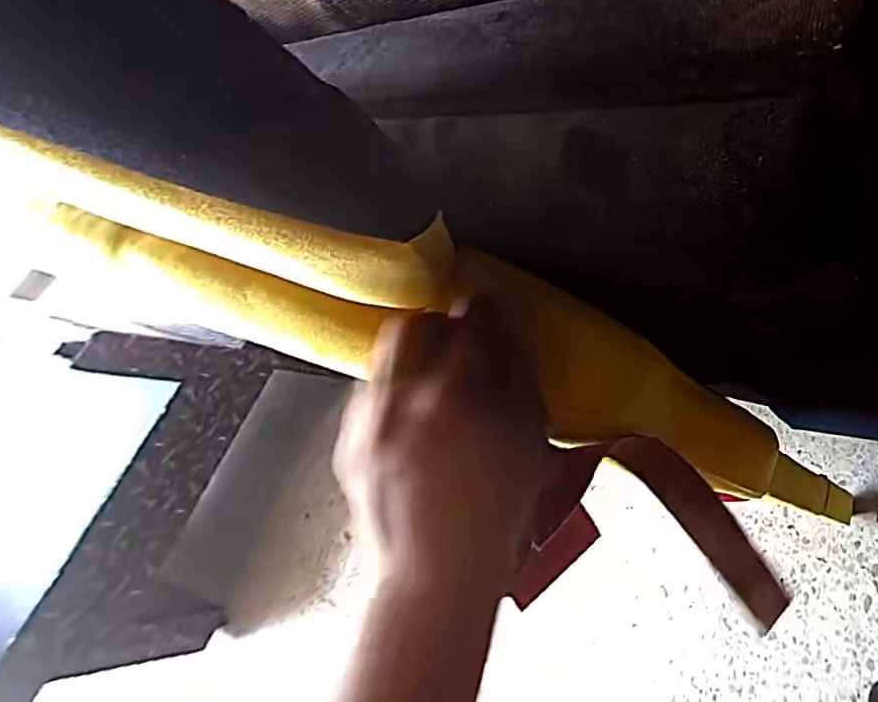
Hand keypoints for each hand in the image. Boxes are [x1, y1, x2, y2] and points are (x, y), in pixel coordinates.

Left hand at [333, 294, 549, 587]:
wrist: (438, 574)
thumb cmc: (494, 513)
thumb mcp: (528, 434)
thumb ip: (519, 372)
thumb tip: (509, 332)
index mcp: (452, 395)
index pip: (469, 322)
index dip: (485, 306)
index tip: (491, 303)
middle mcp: (401, 402)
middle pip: (412, 326)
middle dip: (440, 322)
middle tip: (460, 333)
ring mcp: (368, 425)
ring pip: (385, 356)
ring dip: (416, 353)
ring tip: (440, 375)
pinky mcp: (349, 446)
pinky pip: (371, 392)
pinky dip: (396, 388)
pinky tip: (420, 412)